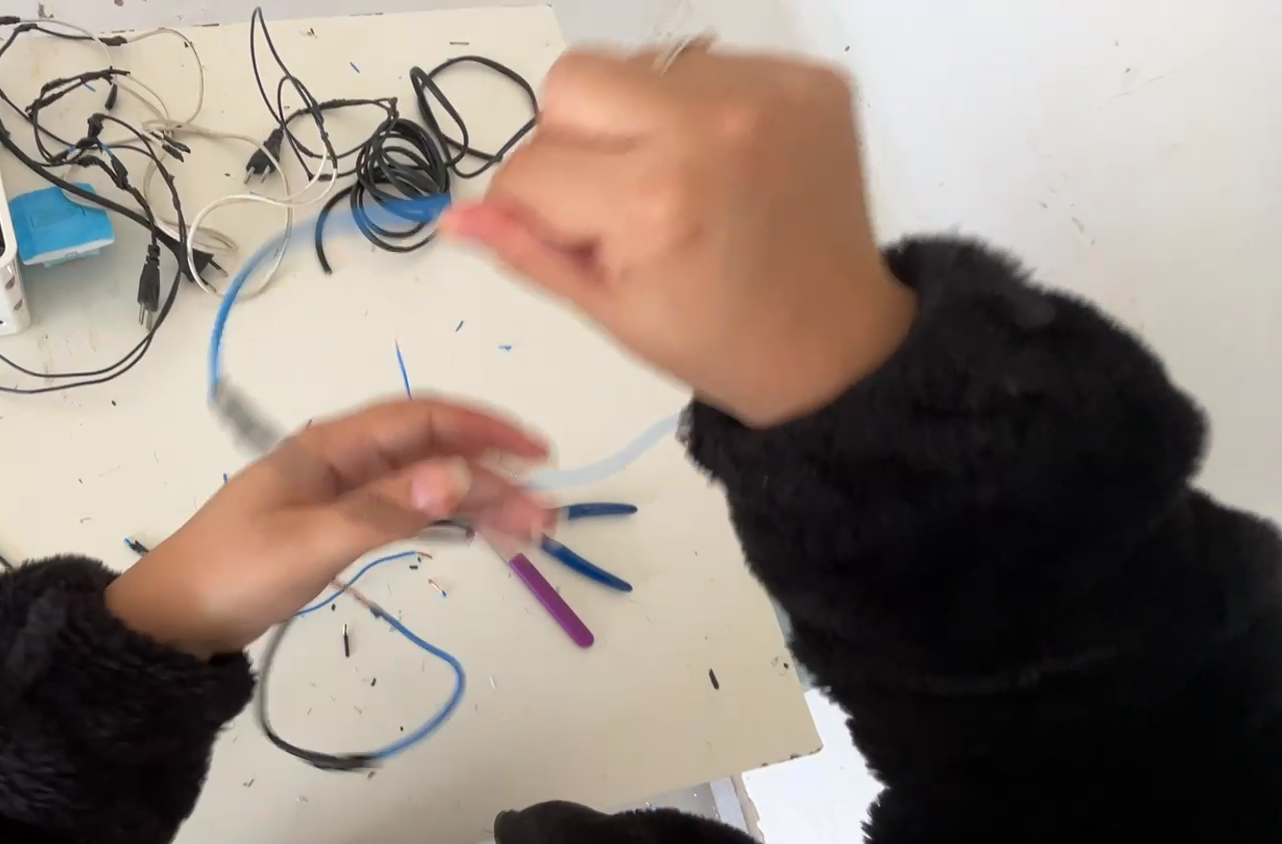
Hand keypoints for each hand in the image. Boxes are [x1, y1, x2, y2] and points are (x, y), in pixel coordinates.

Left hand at [107, 399, 552, 655]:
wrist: (174, 621)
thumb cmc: (232, 576)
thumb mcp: (307, 544)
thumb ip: (382, 510)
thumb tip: (458, 476)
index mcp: (328, 447)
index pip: (421, 420)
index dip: (482, 429)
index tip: (537, 454)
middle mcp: (339, 460)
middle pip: (428, 452)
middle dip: (489, 474)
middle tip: (543, 515)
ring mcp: (338, 494)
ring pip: (419, 483)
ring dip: (471, 499)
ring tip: (524, 529)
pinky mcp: (335, 525)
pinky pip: (400, 510)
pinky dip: (439, 519)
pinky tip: (470, 531)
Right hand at [444, 45, 915, 426]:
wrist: (825, 339)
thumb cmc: (704, 339)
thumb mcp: (602, 308)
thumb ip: (526, 252)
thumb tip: (456, 217)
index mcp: (650, 201)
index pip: (527, 167)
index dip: (520, 205)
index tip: (552, 234)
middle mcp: (707, 125)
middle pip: (570, 82)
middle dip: (563, 142)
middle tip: (602, 199)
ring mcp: (765, 90)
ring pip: (632, 65)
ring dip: (624, 121)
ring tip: (664, 183)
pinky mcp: (805, 74)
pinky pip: (700, 65)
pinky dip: (684, 112)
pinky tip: (709, 166)